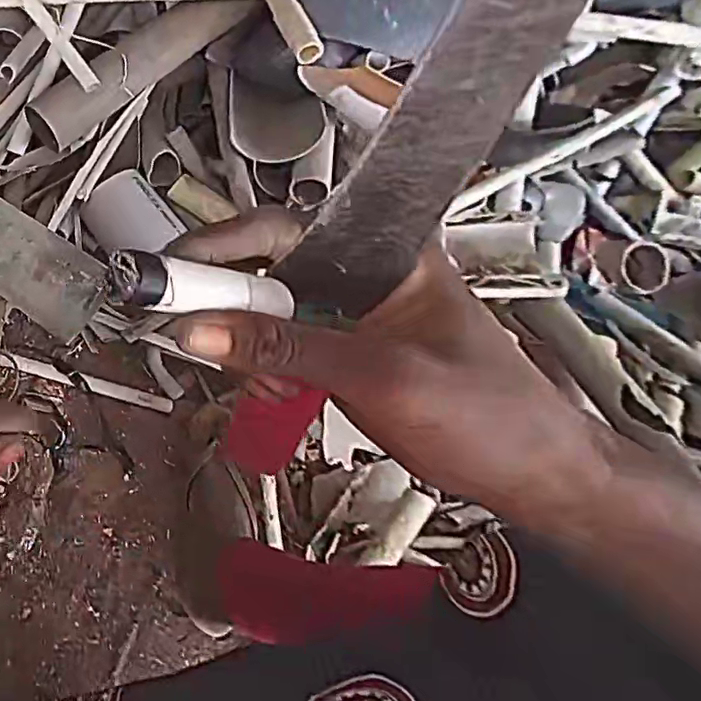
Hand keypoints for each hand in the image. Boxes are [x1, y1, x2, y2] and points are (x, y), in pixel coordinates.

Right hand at [166, 209, 623, 526]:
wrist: (529, 473)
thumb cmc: (491, 414)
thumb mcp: (379, 375)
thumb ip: (285, 349)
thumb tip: (203, 329)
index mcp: (381, 250)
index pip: (277, 226)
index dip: (217, 245)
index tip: (170, 275)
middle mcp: (352, 271)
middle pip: (255, 266)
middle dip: (226, 307)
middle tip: (202, 336)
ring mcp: (337, 308)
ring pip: (253, 307)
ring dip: (242, 345)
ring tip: (268, 382)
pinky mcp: (326, 342)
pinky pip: (266, 341)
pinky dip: (256, 367)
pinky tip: (281, 391)